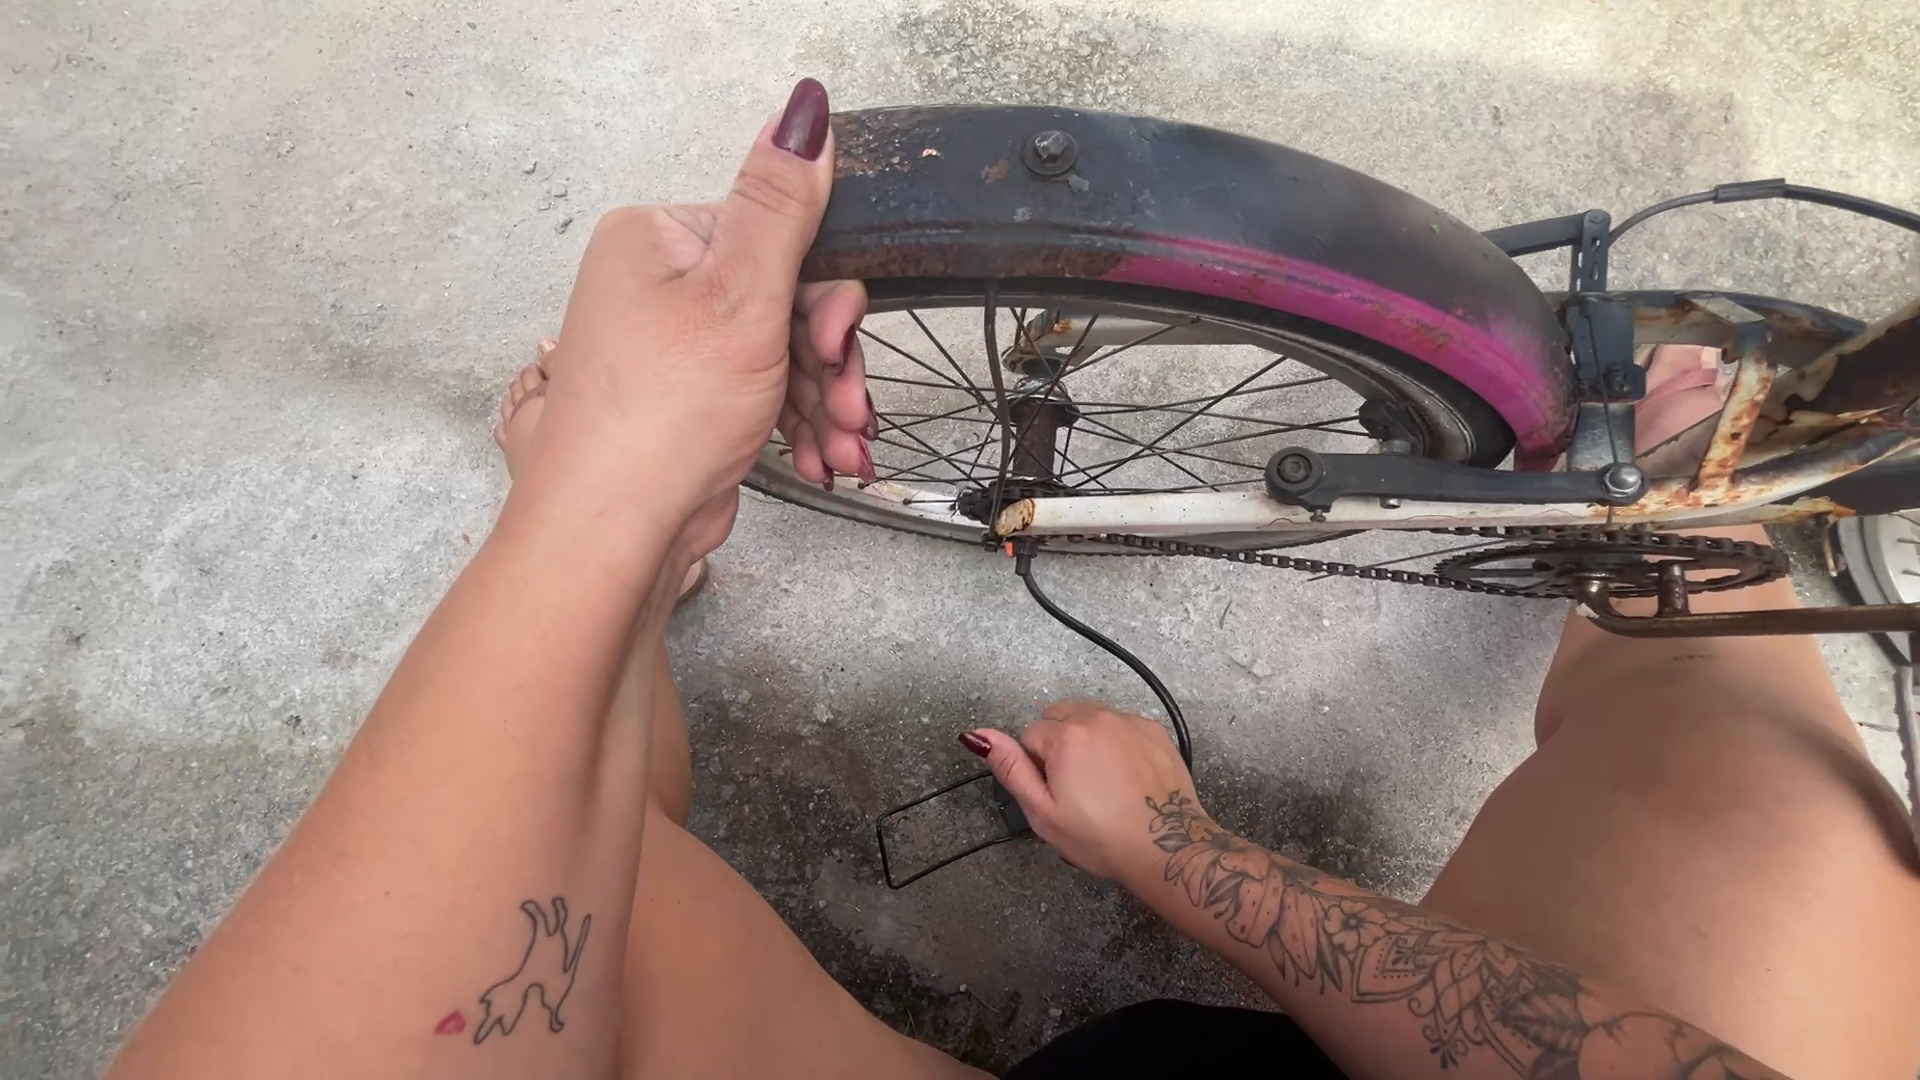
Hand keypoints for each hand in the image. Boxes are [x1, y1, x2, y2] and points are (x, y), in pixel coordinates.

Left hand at [513, 78, 873, 554]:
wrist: (619, 527)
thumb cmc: (667, 412)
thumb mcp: (739, 296)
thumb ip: (780, 206)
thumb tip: (806, 109)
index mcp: (663, 242)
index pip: (776, 241)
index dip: (824, 300)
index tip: (840, 345)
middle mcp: (666, 289)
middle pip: (786, 308)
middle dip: (831, 369)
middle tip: (853, 414)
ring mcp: (682, 349)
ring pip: (784, 360)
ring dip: (826, 409)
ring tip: (847, 454)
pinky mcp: (698, 401)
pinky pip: (766, 397)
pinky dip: (802, 429)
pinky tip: (825, 462)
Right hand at [967, 703, 1205, 883]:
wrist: (1168, 848)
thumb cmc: (1100, 837)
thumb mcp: (1043, 812)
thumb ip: (1010, 767)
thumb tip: (978, 735)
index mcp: (1065, 735)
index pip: (1030, 736)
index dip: (1037, 767)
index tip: (1056, 794)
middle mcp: (1097, 717)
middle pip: (1058, 717)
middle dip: (1058, 744)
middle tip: (1075, 786)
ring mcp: (1129, 721)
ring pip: (1090, 717)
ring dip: (1087, 738)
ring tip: (1101, 781)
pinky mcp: (1154, 730)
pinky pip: (1121, 724)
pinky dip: (1116, 741)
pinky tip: (1125, 775)